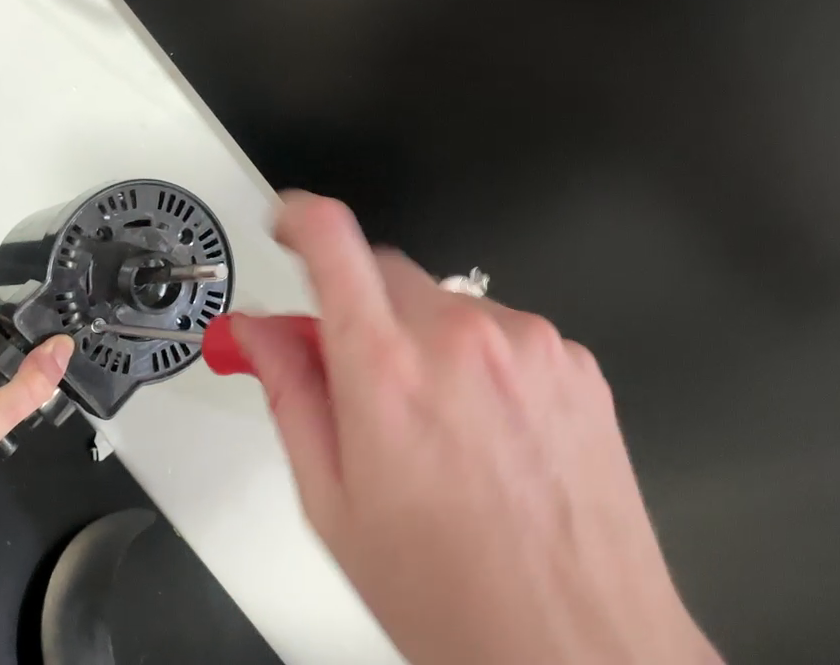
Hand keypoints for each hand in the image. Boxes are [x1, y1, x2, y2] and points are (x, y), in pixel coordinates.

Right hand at [234, 192, 719, 664]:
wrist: (580, 649)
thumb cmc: (453, 595)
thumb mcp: (333, 501)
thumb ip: (289, 390)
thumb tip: (259, 333)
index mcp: (386, 370)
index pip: (331, 241)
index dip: (300, 217)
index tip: (290, 223)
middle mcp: (459, 339)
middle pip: (385, 270)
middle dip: (362, 310)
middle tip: (362, 379)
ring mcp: (526, 345)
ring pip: (445, 304)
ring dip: (424, 342)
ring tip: (437, 432)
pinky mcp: (573, 361)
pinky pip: (503, 332)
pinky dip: (481, 363)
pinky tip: (489, 436)